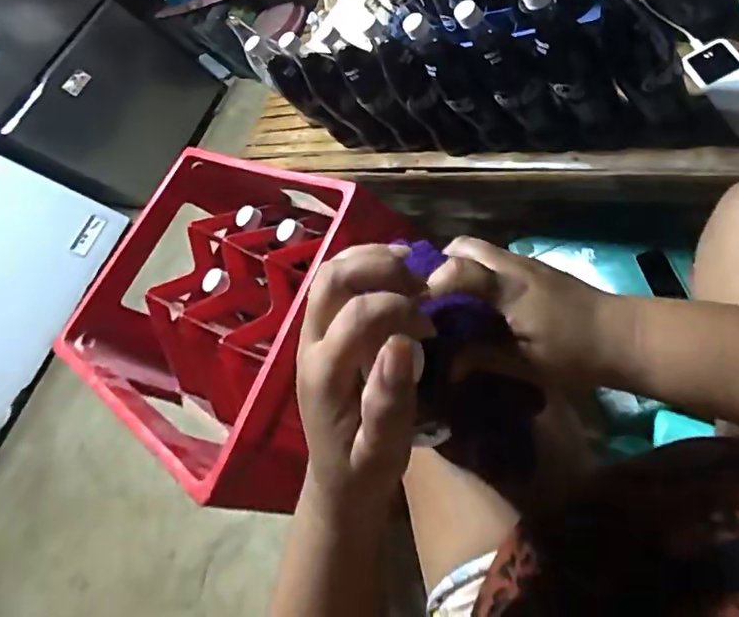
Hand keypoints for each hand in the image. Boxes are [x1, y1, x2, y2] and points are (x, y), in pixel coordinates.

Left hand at [295, 244, 435, 509]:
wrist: (338, 480)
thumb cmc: (364, 467)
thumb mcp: (384, 451)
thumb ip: (389, 403)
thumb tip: (401, 343)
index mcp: (324, 374)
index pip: (357, 315)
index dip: (399, 308)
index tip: (430, 325)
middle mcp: (309, 343)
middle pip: (332, 278)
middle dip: (380, 267)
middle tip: (420, 282)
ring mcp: (311, 330)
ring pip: (329, 269)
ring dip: (371, 257)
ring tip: (410, 265)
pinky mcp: (320, 325)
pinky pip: (335, 277)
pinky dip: (366, 261)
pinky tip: (395, 268)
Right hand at [426, 237, 625, 385]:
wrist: (623, 335)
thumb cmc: (575, 353)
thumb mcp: (526, 364)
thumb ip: (482, 357)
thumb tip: (445, 366)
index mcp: (508, 287)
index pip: (458, 268)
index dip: (432, 283)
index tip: (416, 307)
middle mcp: (511, 264)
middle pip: (464, 246)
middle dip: (441, 266)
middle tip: (432, 301)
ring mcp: (523, 262)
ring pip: (480, 250)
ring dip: (460, 268)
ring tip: (451, 303)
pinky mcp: (533, 268)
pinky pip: (494, 260)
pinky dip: (478, 272)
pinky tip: (480, 304)